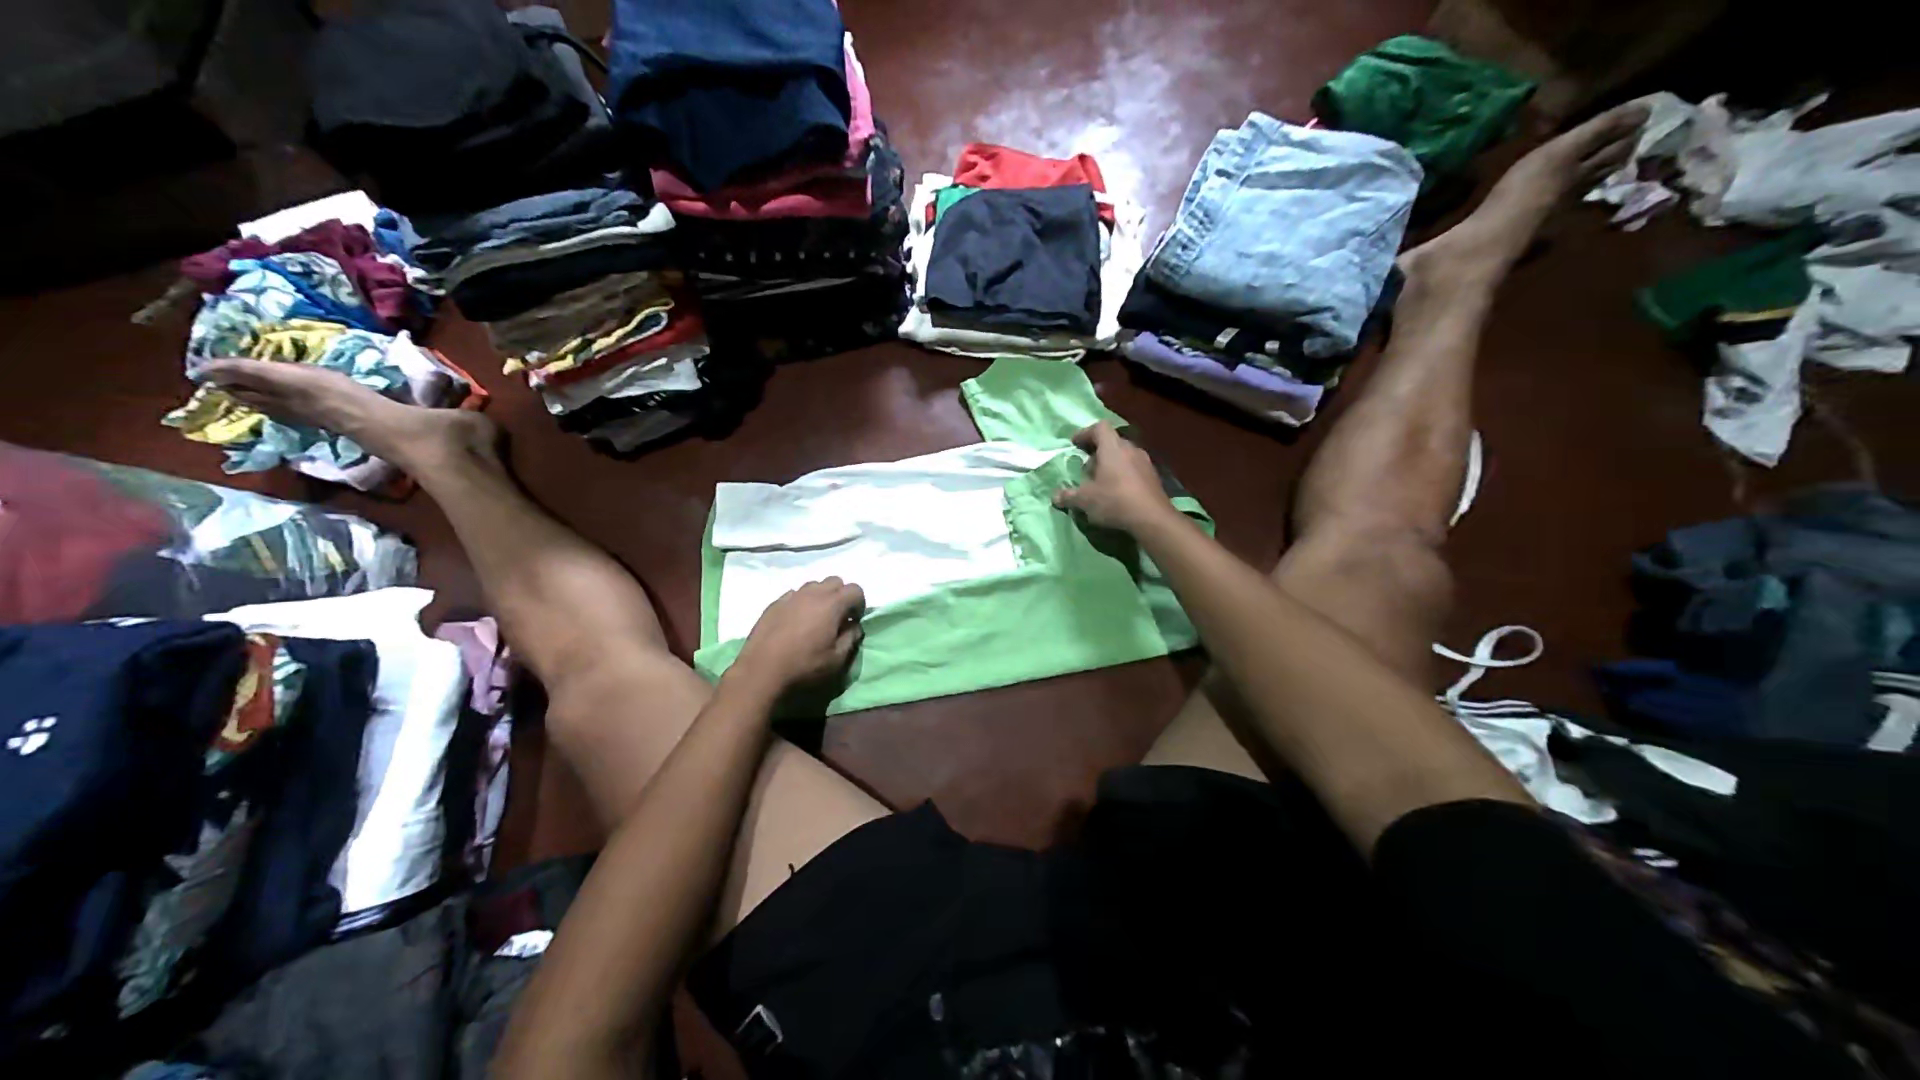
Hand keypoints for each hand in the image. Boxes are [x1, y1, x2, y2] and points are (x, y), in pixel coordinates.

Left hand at [730, 577, 865, 695]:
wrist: (761, 672)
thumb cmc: (804, 667)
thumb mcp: (837, 660)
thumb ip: (851, 638)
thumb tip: (854, 626)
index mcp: (832, 604)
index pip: (855, 589)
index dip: (859, 605)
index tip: (853, 622)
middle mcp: (812, 593)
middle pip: (835, 581)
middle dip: (841, 596)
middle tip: (837, 619)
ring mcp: (791, 597)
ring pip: (813, 586)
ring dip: (820, 597)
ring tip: (816, 619)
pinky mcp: (774, 604)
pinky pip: (794, 595)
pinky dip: (801, 603)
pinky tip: (795, 623)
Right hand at [1052, 422, 1175, 532]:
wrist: (1153, 518)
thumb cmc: (1114, 501)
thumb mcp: (1085, 500)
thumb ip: (1069, 496)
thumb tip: (1055, 497)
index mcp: (1112, 448)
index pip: (1099, 428)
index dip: (1085, 433)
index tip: (1075, 444)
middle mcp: (1130, 449)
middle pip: (1111, 442)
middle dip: (1097, 453)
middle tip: (1086, 469)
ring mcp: (1145, 462)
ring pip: (1123, 455)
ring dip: (1111, 464)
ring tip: (1101, 482)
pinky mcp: (1153, 477)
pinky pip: (1133, 468)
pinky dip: (1123, 474)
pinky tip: (1117, 492)